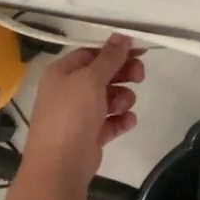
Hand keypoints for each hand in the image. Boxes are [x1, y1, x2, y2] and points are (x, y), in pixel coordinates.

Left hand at [23, 34, 143, 186]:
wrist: (60, 164)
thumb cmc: (71, 115)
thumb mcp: (91, 79)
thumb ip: (109, 57)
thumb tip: (122, 35)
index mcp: (62, 73)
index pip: (92, 54)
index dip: (115, 52)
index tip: (140, 51)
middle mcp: (68, 91)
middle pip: (103, 75)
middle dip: (123, 75)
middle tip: (139, 77)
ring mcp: (79, 114)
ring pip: (110, 97)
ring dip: (122, 99)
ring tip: (122, 108)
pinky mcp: (90, 134)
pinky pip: (112, 120)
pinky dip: (121, 120)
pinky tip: (127, 122)